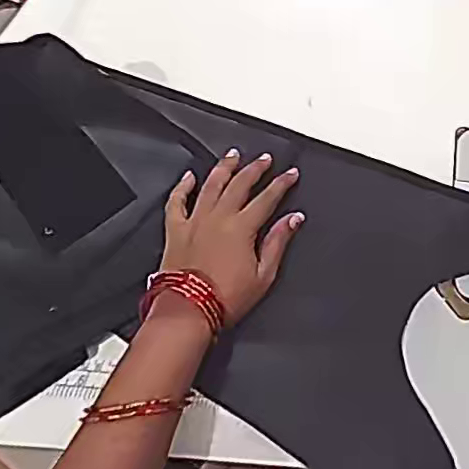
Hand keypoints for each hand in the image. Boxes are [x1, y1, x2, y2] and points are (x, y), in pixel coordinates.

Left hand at [158, 149, 303, 327]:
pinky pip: (177, 202)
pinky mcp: (175, 231)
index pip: (267, 197)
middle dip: (255, 168)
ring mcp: (195, 222)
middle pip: (239, 184)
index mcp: (241, 228)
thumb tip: (292, 220)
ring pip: (210, 185)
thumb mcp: (264, 274)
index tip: (290, 174)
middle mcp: (218, 219)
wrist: (187, 312)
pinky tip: (189, 177)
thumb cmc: (225, 298)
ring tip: (232, 156)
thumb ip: (278, 241)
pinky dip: (183, 187)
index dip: (281, 183)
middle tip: (264, 159)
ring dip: (224, 168)